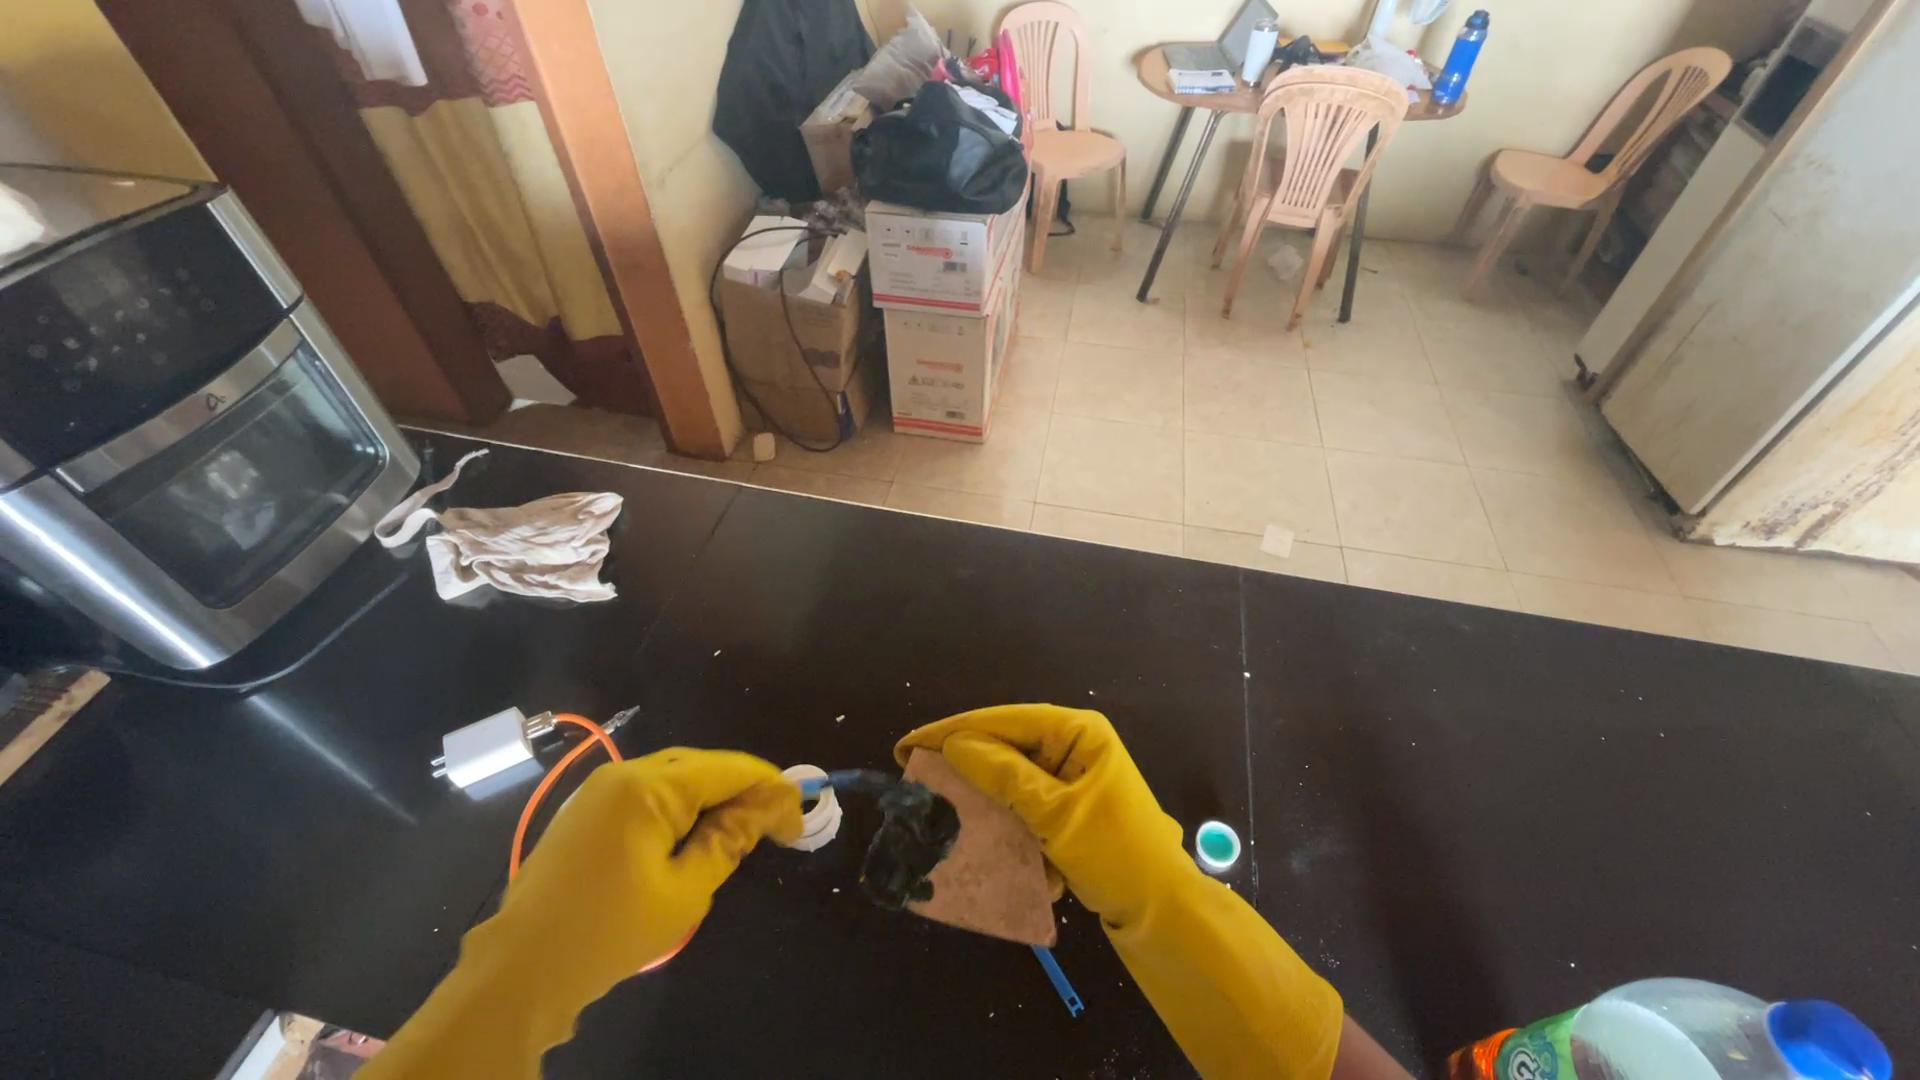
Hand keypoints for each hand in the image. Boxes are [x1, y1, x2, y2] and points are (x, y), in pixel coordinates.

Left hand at [360, 749, 799, 1079]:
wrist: (520, 969)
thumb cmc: (609, 931)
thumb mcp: (686, 889)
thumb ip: (732, 837)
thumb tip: (777, 803)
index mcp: (648, 786)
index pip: (729, 769)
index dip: (771, 788)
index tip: (800, 819)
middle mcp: (624, 773)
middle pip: (703, 767)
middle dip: (744, 790)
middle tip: (778, 827)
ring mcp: (600, 790)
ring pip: (677, 777)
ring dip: (713, 798)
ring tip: (744, 831)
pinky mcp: (588, 810)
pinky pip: (649, 793)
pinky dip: (682, 807)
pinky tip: (697, 834)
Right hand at [899, 706, 1344, 1079]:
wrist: (1161, 913)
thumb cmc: (1114, 854)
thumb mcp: (1055, 814)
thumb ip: (1004, 776)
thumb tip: (955, 745)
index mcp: (1079, 733)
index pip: (1005, 720)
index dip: (954, 730)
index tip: (909, 743)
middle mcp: (1074, 746)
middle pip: (1005, 745)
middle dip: (964, 761)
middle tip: (915, 769)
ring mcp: (1070, 778)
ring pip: (1010, 775)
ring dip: (982, 793)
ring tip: (940, 799)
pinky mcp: (1066, 808)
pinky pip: (1023, 802)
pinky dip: (1004, 817)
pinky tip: (984, 830)